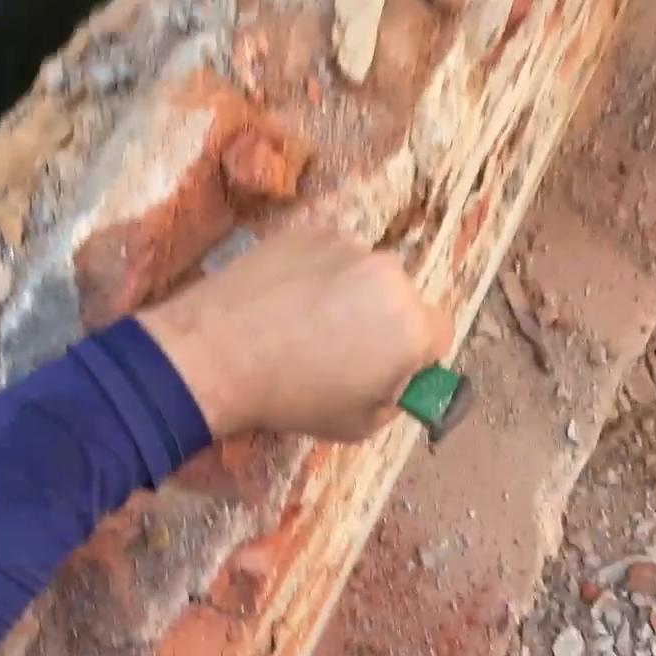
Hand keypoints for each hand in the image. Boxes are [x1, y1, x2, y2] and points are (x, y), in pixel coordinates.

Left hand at [137, 229, 451, 441]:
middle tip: (338, 351)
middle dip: (382, 323)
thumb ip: (394, 397)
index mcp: (411, 327)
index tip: (386, 369)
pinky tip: (283, 301)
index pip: (440, 334)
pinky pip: (330, 256)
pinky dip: (316, 275)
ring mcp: (348, 245)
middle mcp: (390, 274)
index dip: (416, 356)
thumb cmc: (291, 399)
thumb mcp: (358, 426)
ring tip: (302, 325)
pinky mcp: (310, 230)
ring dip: (350, 295)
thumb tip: (395, 377)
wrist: (216, 354)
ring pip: (365, 275)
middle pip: (403, 300)